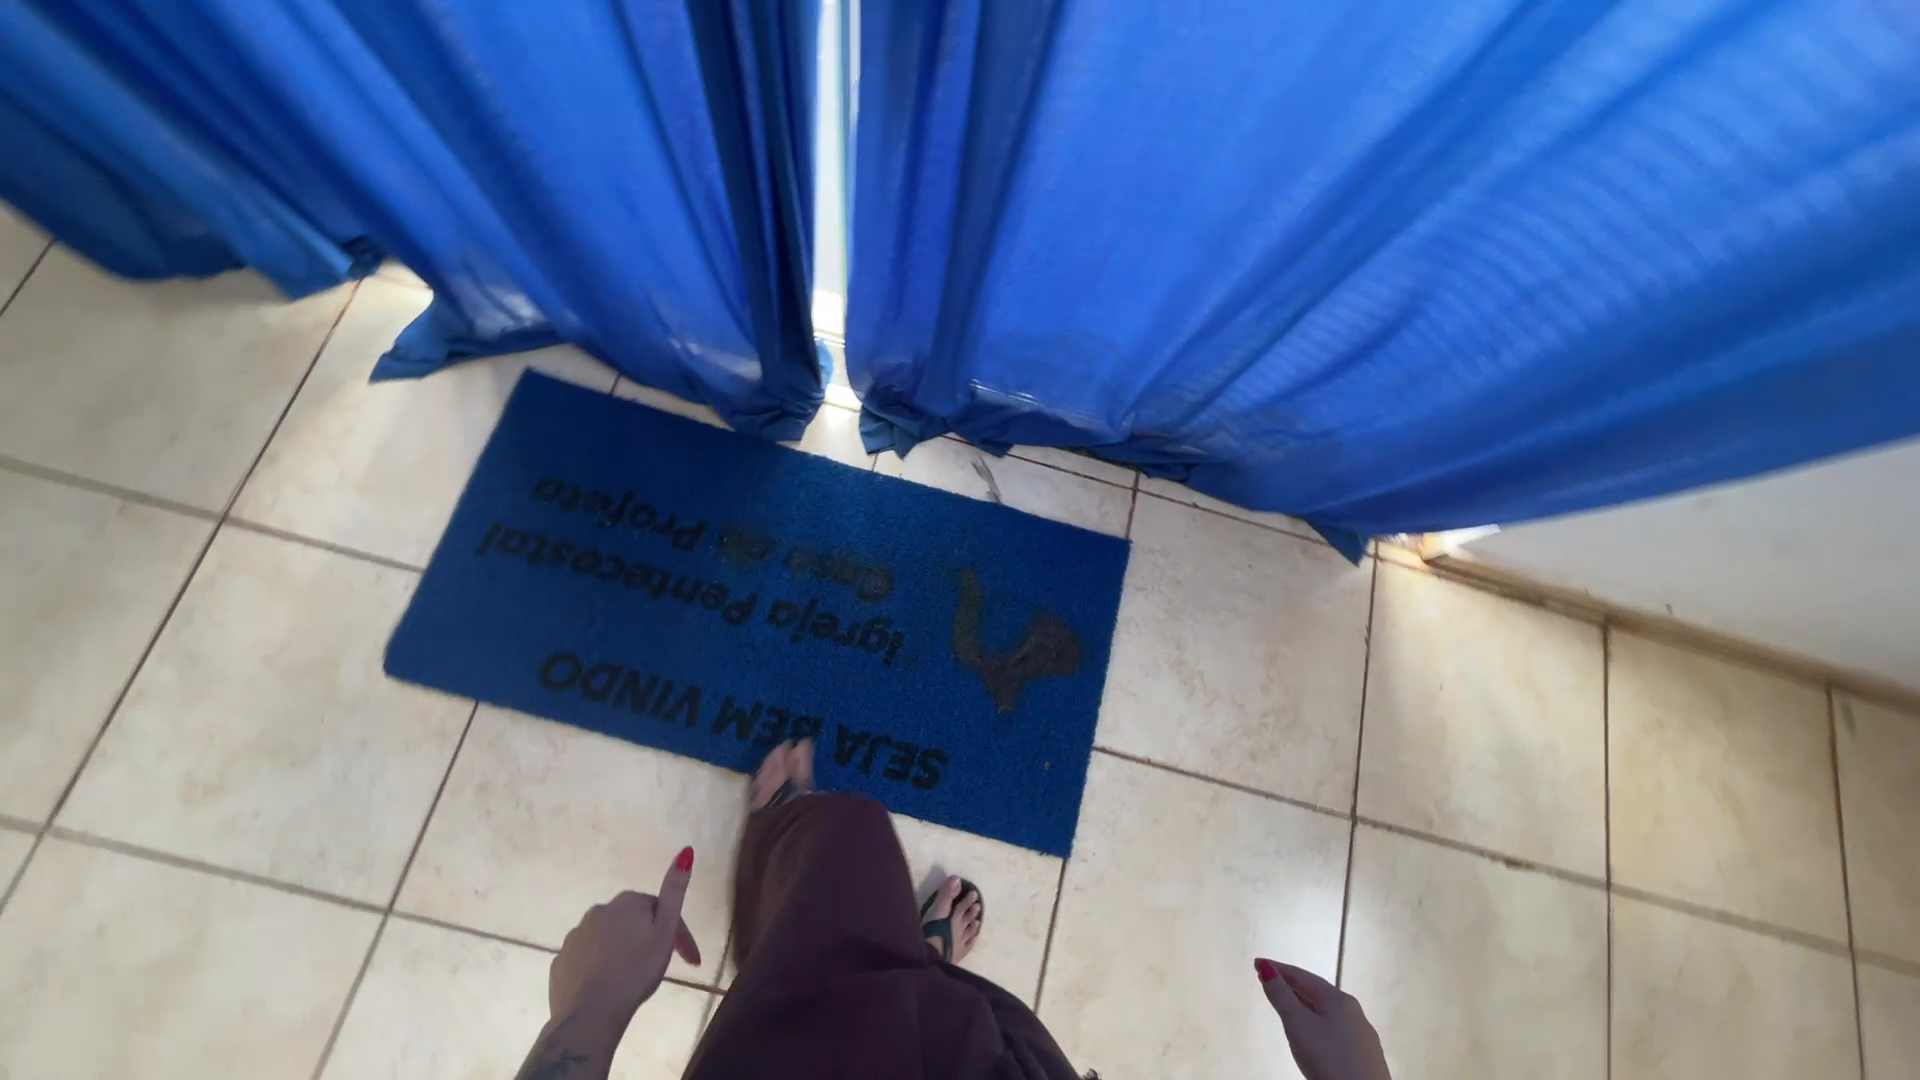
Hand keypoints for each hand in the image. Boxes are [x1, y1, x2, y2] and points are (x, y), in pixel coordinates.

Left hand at [548, 846, 702, 1024]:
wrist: (590, 1016)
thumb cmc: (636, 970)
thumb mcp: (665, 930)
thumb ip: (674, 890)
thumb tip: (685, 851)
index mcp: (624, 903)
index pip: (658, 908)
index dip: (678, 934)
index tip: (690, 961)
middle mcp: (596, 912)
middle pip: (631, 922)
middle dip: (646, 939)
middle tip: (659, 967)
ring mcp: (573, 939)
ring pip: (607, 941)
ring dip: (622, 953)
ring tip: (633, 980)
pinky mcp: (559, 965)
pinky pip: (586, 961)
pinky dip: (598, 969)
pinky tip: (607, 988)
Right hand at [1255, 958, 1390, 1079]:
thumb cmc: (1328, 1060)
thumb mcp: (1297, 1025)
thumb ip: (1281, 996)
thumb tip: (1266, 968)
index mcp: (1339, 1000)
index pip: (1303, 975)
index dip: (1278, 969)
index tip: (1257, 964)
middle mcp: (1355, 1013)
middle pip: (1317, 992)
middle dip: (1291, 986)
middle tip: (1268, 982)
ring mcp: (1363, 1037)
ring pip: (1327, 1013)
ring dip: (1304, 1005)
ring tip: (1286, 1006)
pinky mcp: (1365, 1060)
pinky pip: (1335, 1031)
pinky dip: (1316, 1024)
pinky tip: (1312, 1036)